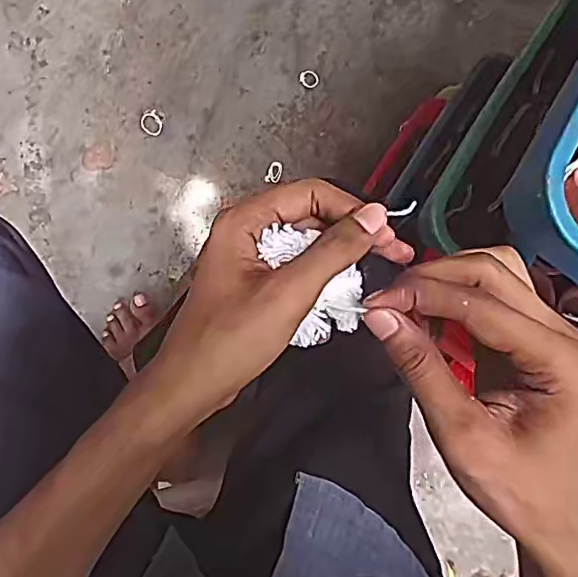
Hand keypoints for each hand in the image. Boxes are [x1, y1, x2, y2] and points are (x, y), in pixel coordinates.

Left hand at [139, 179, 414, 423]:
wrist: (193, 384)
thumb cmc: (220, 345)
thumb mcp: (288, 293)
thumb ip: (332, 251)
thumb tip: (367, 220)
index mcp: (242, 222)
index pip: (309, 192)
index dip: (350, 207)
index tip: (379, 226)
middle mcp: (242, 232)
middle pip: (309, 213)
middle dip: (350, 230)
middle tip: (384, 247)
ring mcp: (248, 256)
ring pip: (305, 239)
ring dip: (339, 252)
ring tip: (369, 267)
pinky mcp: (255, 280)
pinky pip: (295, 263)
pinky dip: (321, 272)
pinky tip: (339, 287)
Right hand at [361, 248, 577, 540]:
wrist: (552, 517)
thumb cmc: (519, 489)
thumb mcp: (460, 434)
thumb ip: (421, 368)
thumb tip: (382, 318)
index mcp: (561, 361)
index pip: (484, 304)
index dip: (425, 295)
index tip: (379, 302)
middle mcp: (565, 337)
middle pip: (493, 272)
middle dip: (432, 278)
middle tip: (387, 300)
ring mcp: (551, 334)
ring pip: (493, 274)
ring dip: (443, 281)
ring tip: (403, 305)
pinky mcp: (531, 339)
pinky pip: (489, 298)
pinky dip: (451, 299)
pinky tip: (424, 318)